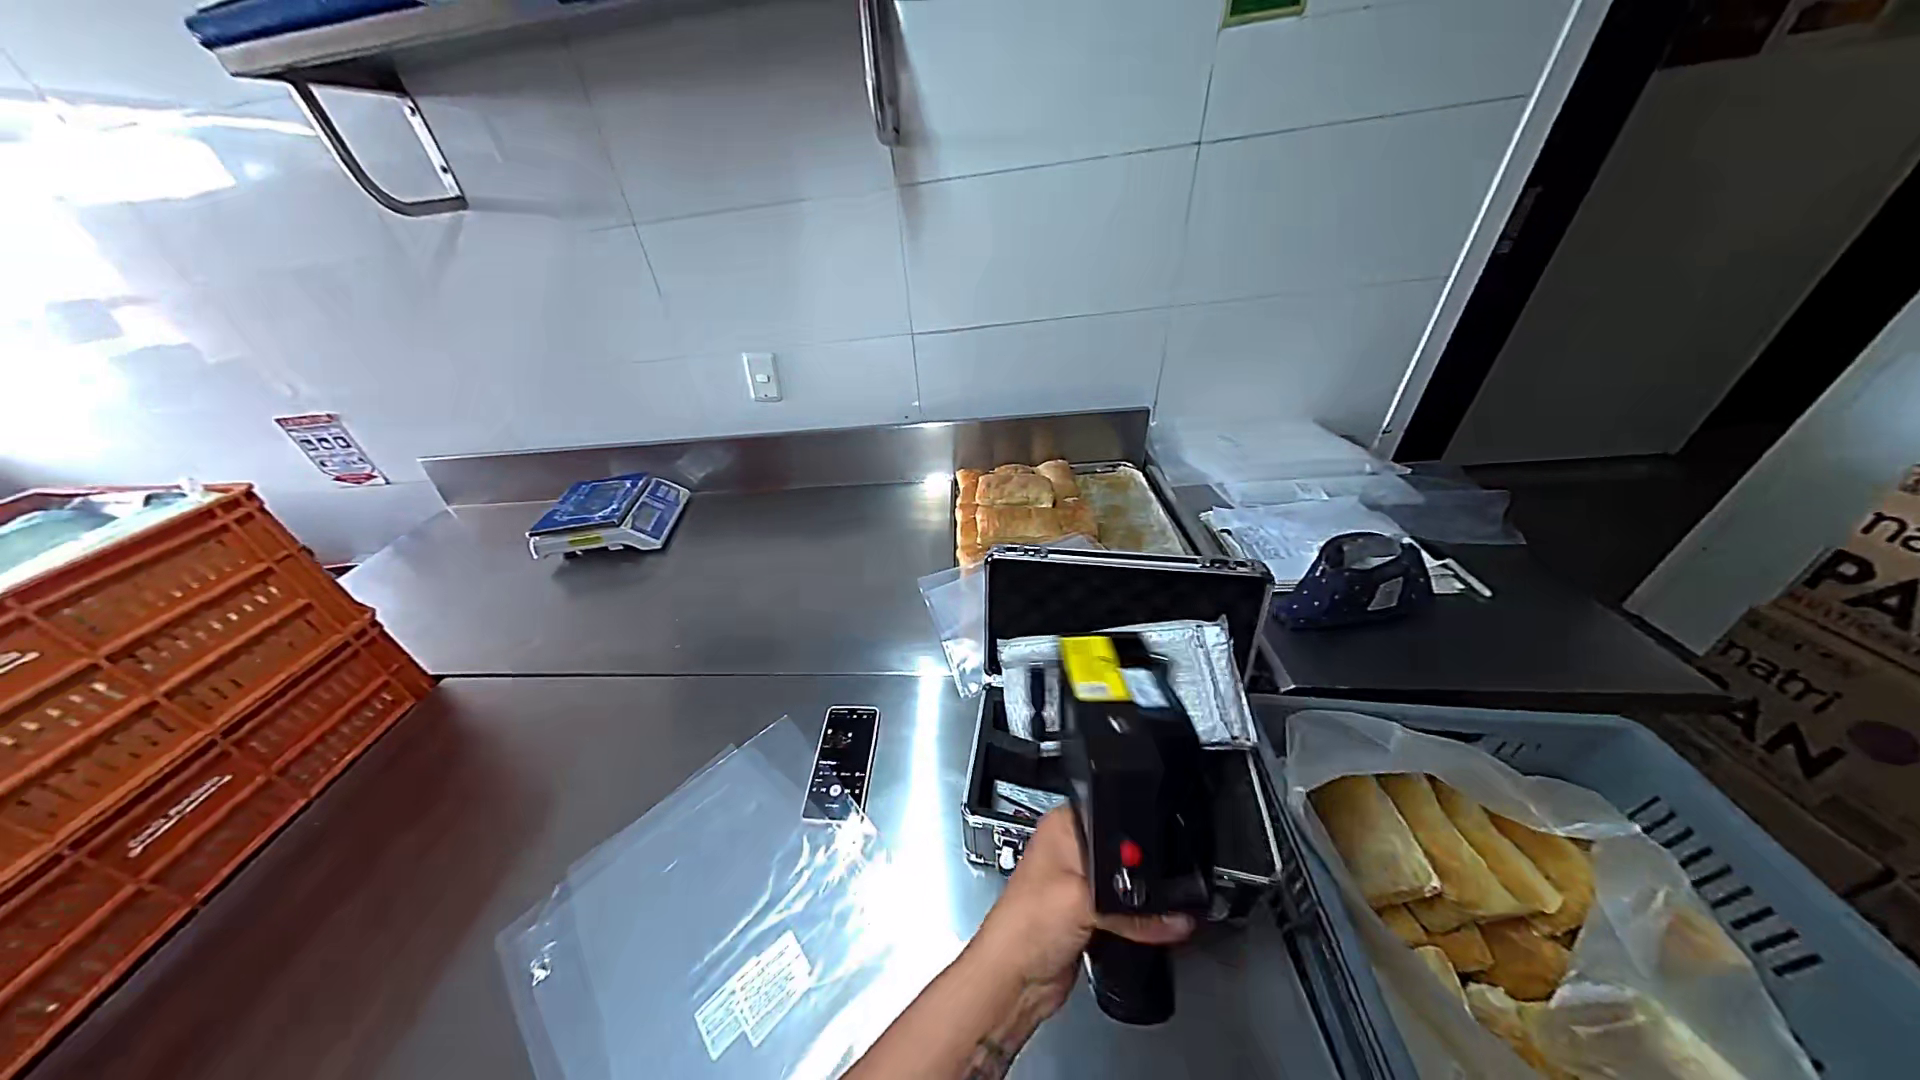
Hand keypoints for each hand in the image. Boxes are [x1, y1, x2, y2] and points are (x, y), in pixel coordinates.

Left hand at [970, 807, 1194, 1015]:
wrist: (1016, 980)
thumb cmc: (1024, 925)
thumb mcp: (1083, 899)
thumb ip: (1131, 904)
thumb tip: (1171, 914)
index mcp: (1062, 827)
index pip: (1109, 813)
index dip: (1135, 832)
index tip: (1158, 850)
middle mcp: (1069, 850)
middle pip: (1122, 853)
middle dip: (1142, 873)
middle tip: (1158, 886)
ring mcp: (1078, 883)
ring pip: (1125, 886)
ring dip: (1142, 903)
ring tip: (1157, 910)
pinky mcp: (1087, 915)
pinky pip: (1124, 914)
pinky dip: (1139, 923)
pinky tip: (1153, 929)